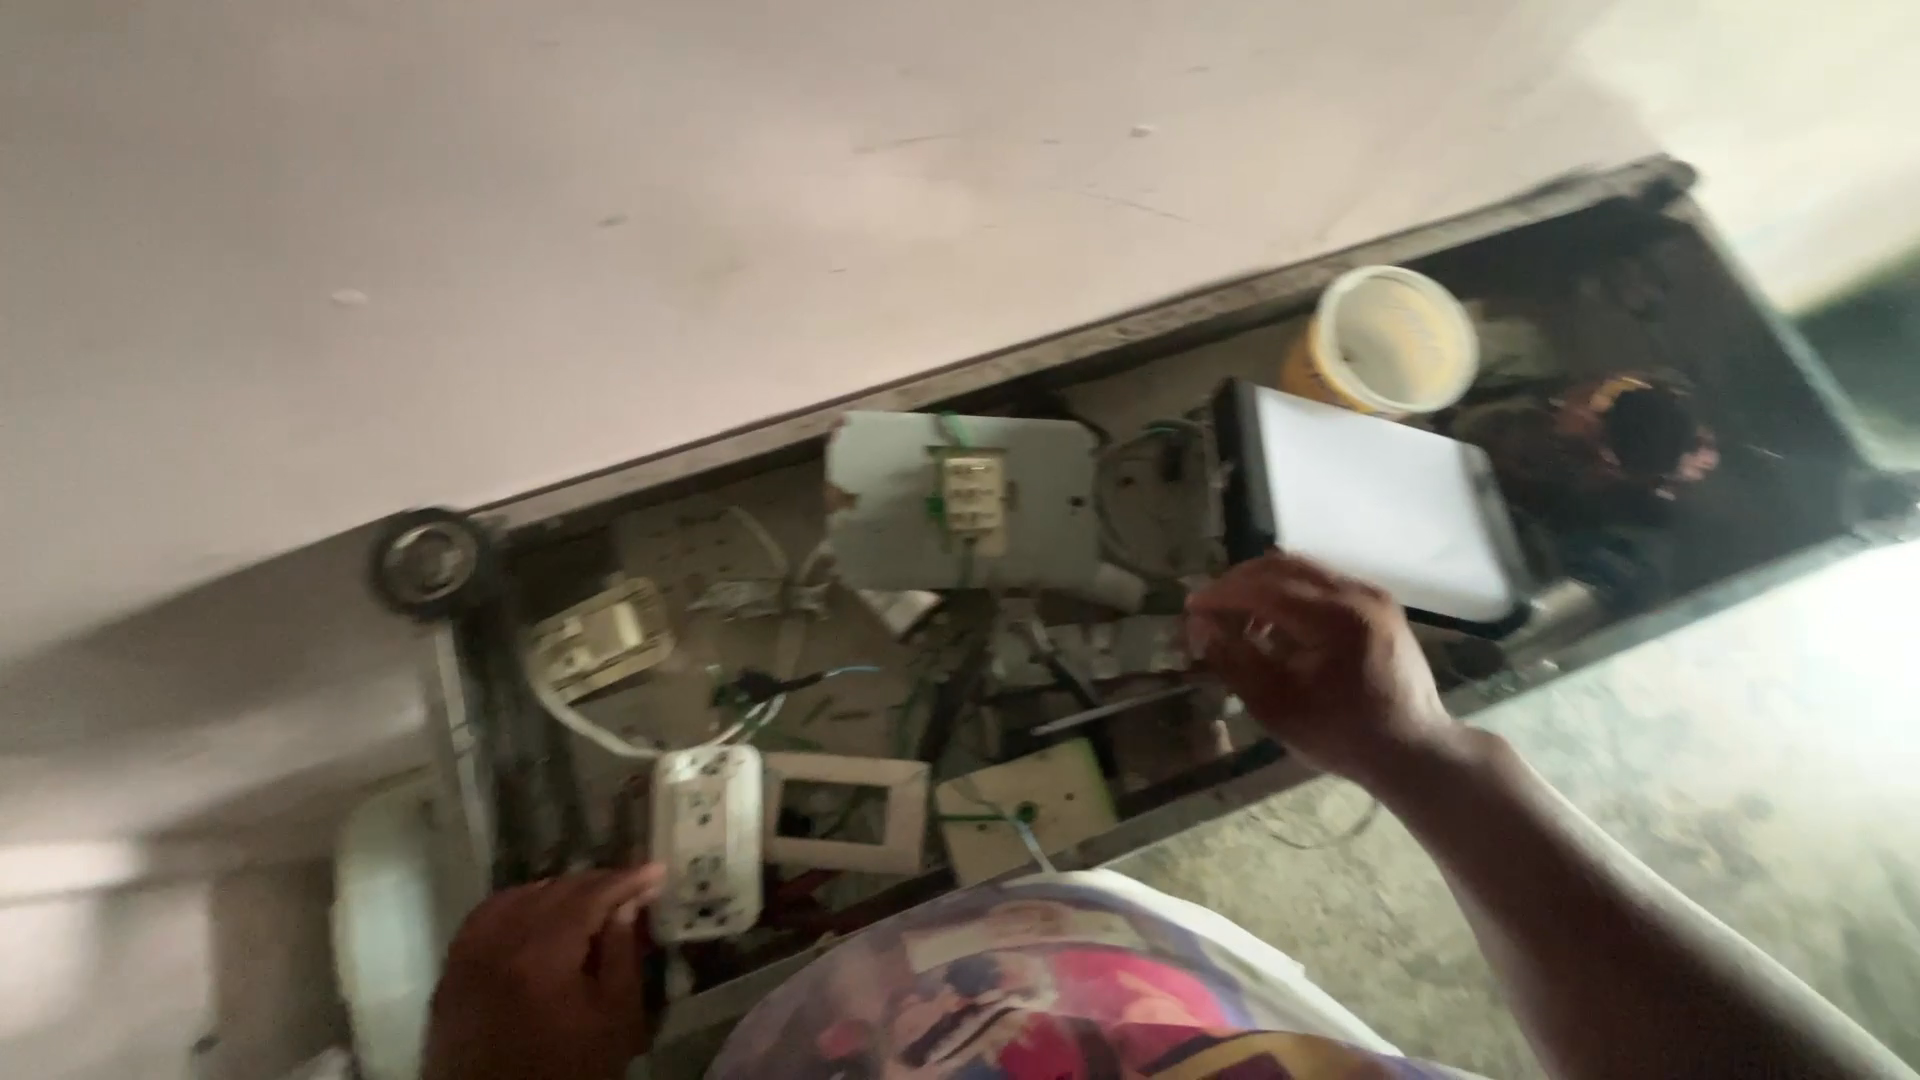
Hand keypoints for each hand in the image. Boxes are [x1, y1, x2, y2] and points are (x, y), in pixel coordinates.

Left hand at [423, 864, 665, 1079]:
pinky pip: (481, 922)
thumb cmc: (569, 1074)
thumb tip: (627, 905)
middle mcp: (497, 949)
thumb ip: (622, 954)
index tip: (656, 871)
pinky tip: (535, 914)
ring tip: (586, 900)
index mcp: (542, 958)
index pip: (589, 897)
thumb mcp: (615, 1019)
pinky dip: (513, 906)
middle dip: (596, 883)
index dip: (626, 880)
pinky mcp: (449, 981)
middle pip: (553, 892)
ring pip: (515, 898)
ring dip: (555, 891)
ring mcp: (466, 963)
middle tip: (629, 887)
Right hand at [1186, 553, 1454, 785]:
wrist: (1412, 751)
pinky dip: (1286, 590)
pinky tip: (1272, 622)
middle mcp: (1355, 592)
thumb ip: (1233, 658)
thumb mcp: (1274, 705)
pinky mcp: (1376, 602)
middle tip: (1208, 610)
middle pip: (1279, 566)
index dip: (1220, 595)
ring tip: (1236, 617)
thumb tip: (1199, 623)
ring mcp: (1370, 593)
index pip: (1261, 587)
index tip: (1190, 609)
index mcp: (1333, 618)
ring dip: (1260, 585)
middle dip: (1236, 584)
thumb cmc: (1340, 735)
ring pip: (1299, 567)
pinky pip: (1319, 579)